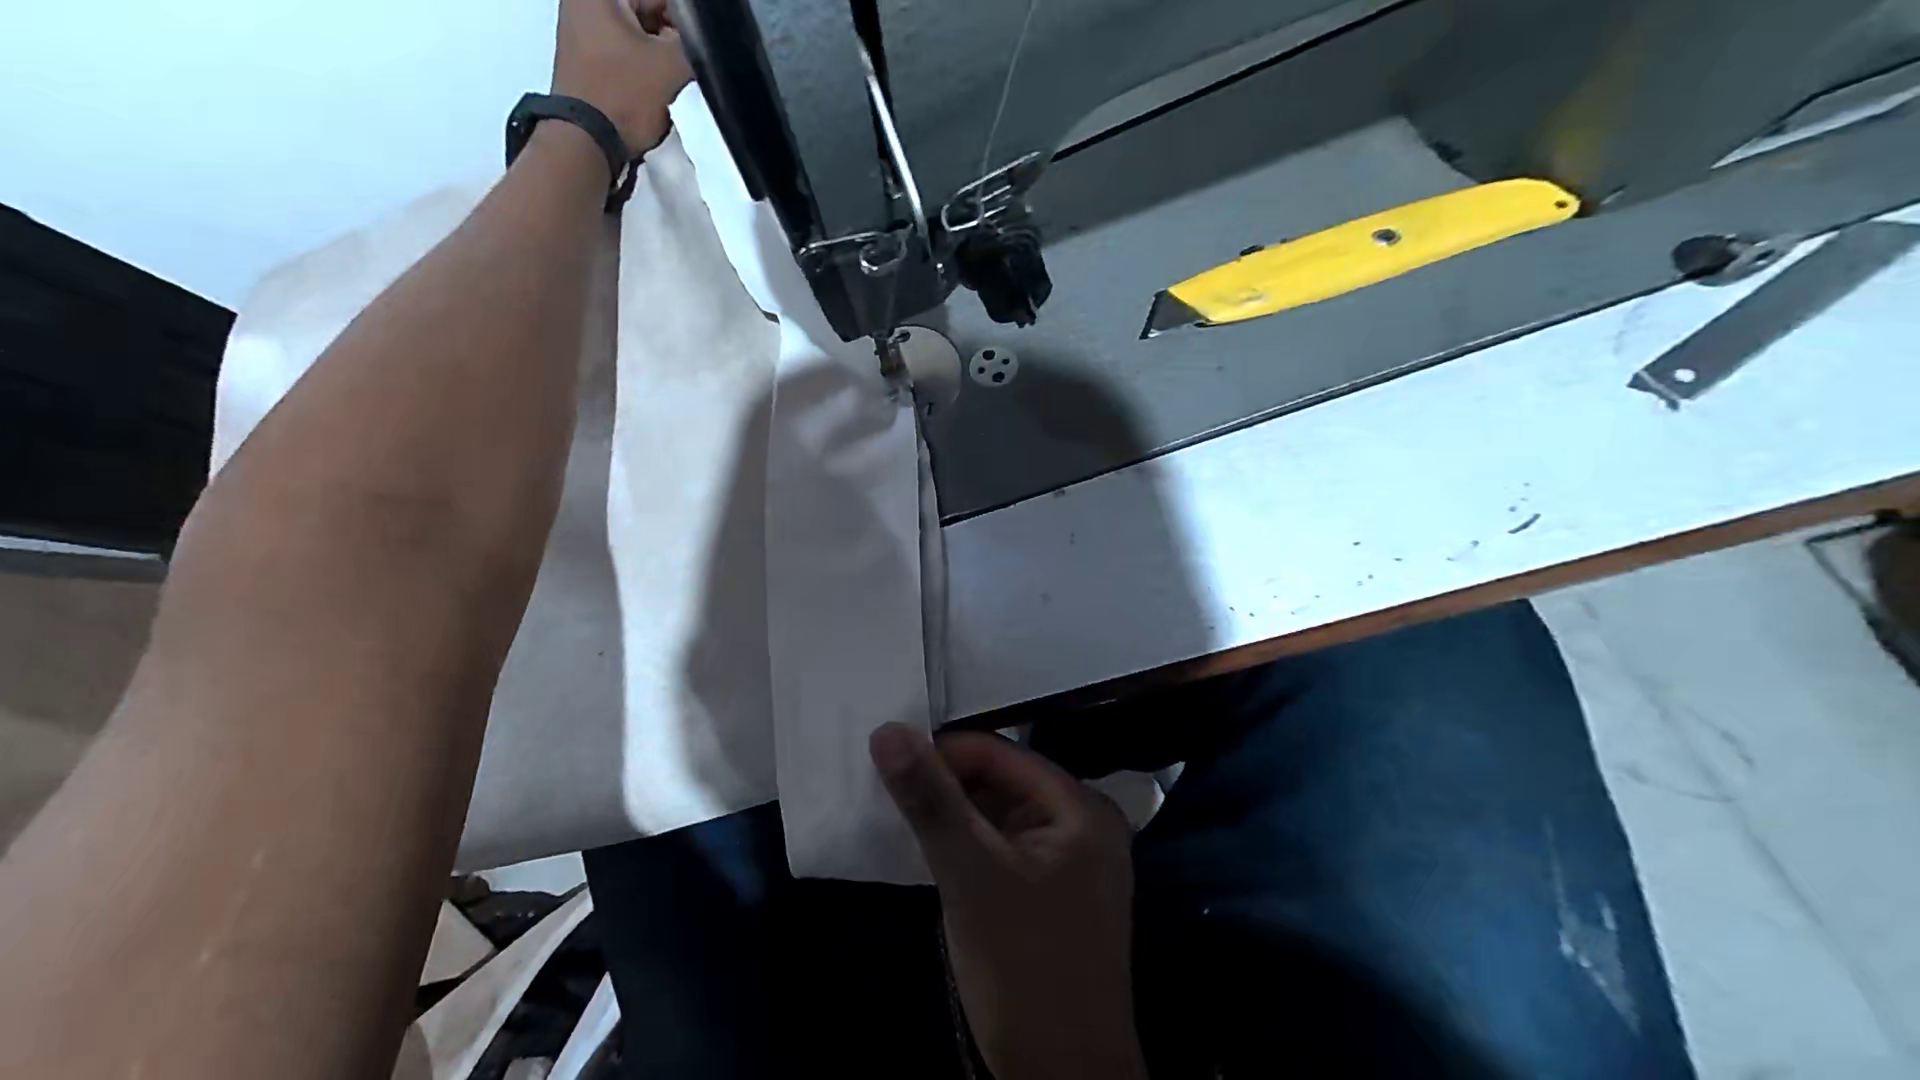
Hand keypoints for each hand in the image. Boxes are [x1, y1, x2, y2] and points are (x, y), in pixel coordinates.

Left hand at [551, 0, 692, 152]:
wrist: (586, 143)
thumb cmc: (624, 96)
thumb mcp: (671, 66)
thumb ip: (696, 45)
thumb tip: (703, 42)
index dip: (687, 22)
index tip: (697, 51)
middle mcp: (585, 3)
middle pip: (648, 11)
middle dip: (673, 38)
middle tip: (687, 67)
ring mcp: (584, 32)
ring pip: (640, 35)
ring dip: (662, 57)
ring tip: (675, 81)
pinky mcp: (589, 62)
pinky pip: (628, 55)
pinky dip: (647, 69)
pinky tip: (660, 90)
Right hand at [871, 724, 1148, 1079]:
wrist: (1062, 1078)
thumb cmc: (1022, 967)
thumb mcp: (970, 876)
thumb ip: (931, 801)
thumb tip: (887, 730)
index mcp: (1080, 807)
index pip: (1002, 754)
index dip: (944, 753)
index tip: (890, 763)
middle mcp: (1083, 823)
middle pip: (1003, 782)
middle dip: (947, 785)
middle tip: (889, 791)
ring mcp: (1070, 860)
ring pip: (1000, 815)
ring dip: (955, 816)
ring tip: (901, 816)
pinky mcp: (1053, 891)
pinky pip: (1004, 847)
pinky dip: (968, 845)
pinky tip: (931, 850)